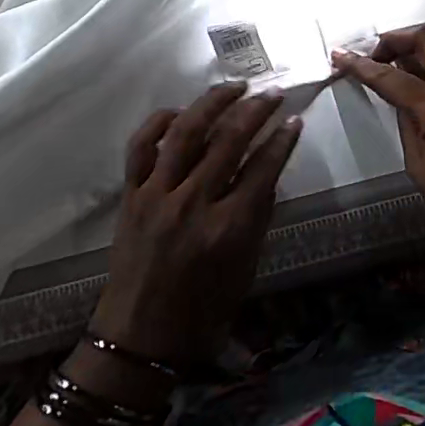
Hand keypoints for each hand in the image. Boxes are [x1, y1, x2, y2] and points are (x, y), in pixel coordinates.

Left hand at [90, 82, 301, 364]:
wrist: (139, 337)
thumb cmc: (201, 313)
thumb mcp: (243, 271)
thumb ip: (257, 219)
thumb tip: (267, 173)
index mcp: (227, 229)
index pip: (262, 169)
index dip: (281, 140)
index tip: (294, 120)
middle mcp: (192, 204)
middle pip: (229, 141)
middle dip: (256, 110)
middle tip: (272, 93)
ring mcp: (156, 195)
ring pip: (185, 132)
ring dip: (212, 103)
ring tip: (234, 88)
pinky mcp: (130, 194)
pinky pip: (140, 147)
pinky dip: (158, 122)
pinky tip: (178, 110)